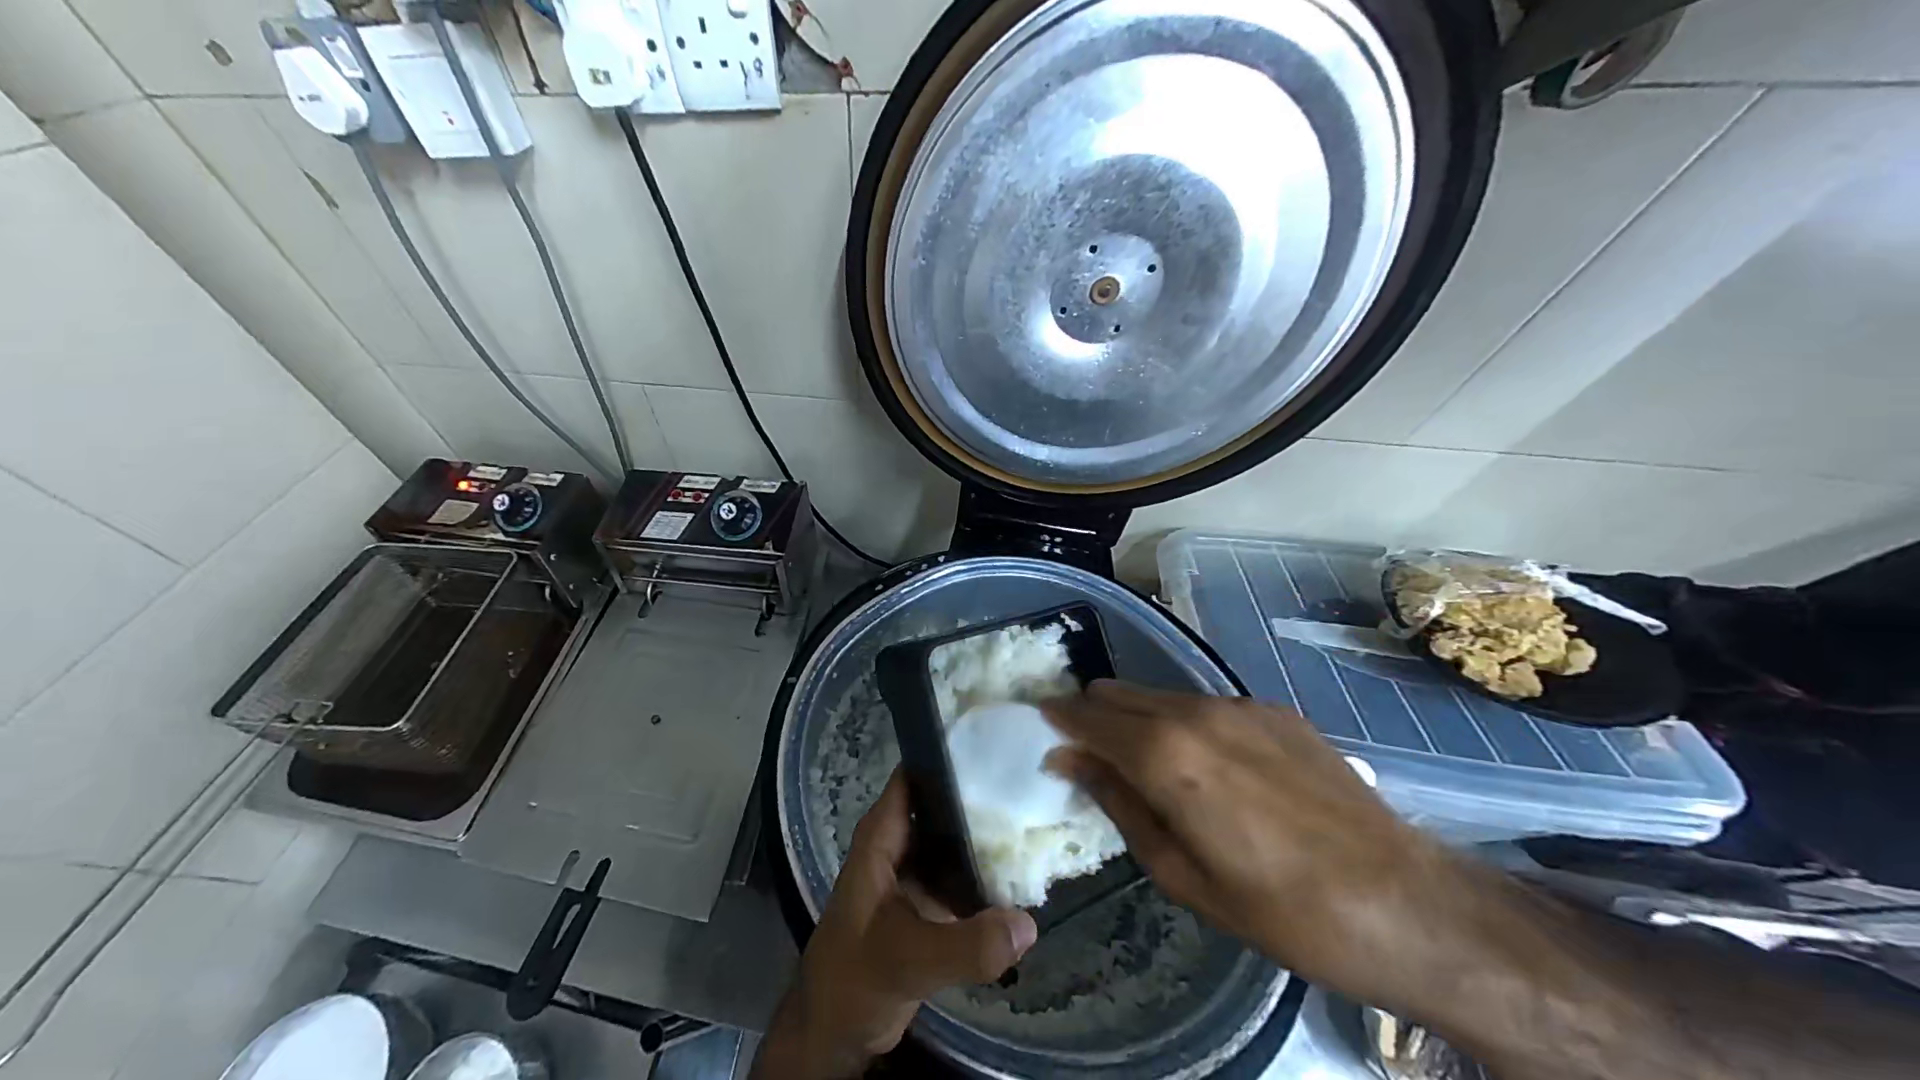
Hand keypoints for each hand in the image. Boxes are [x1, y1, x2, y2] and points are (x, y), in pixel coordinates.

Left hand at [753, 771, 1037, 1079]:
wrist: (834, 1033)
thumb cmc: (854, 979)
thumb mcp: (907, 959)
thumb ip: (965, 944)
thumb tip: (1027, 923)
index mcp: (883, 836)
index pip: (917, 775)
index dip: (950, 755)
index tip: (997, 744)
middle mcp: (901, 846)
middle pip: (945, 804)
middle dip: (984, 794)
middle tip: (1036, 782)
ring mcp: (917, 875)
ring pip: (958, 840)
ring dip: (992, 834)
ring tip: (1041, 816)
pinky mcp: (931, 905)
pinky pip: (965, 876)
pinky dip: (990, 873)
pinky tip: (1027, 871)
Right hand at [1042, 681, 1461, 1002]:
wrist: (1404, 903)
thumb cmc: (1279, 909)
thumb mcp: (1180, 873)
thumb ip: (1118, 803)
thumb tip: (1069, 760)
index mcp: (1164, 753)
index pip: (1085, 716)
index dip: (1055, 721)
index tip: (1039, 732)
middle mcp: (1195, 711)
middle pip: (1117, 692)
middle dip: (1092, 716)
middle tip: (1088, 757)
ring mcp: (1240, 705)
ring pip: (1160, 694)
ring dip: (1137, 718)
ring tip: (1147, 765)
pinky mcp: (1275, 711)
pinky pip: (1206, 705)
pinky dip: (1185, 723)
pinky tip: (1211, 769)